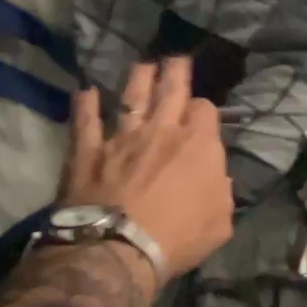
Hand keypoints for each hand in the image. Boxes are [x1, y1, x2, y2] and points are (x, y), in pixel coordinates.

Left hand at [60, 58, 232, 283]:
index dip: (204, 110)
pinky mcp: (88, 151)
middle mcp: (161, 131)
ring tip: (143, 65)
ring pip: (132, 96)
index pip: (205, 110)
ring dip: (139, 78)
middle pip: (171, 89)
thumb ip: (222, 193)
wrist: (118, 248)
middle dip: (176, 71)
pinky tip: (84, 91)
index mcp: (198, 145)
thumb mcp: (220, 221)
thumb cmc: (178, 237)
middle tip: (177, 58)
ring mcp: (122, 137)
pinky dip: (85, 105)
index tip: (202, 116)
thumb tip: (217, 181)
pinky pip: (85, 121)